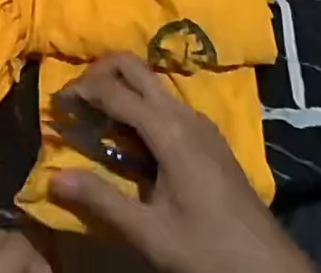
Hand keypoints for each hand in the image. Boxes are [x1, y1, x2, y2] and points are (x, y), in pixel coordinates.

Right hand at [48, 53, 314, 272]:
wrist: (267, 265)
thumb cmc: (206, 248)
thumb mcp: (149, 232)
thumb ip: (101, 200)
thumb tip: (54, 176)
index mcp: (169, 130)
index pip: (115, 91)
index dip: (82, 90)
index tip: (57, 102)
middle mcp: (184, 113)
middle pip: (135, 67)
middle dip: (100, 71)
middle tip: (75, 96)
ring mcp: (198, 120)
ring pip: (152, 80)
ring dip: (120, 84)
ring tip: (94, 111)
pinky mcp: (206, 134)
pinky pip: (165, 99)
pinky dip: (139, 100)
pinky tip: (129, 131)